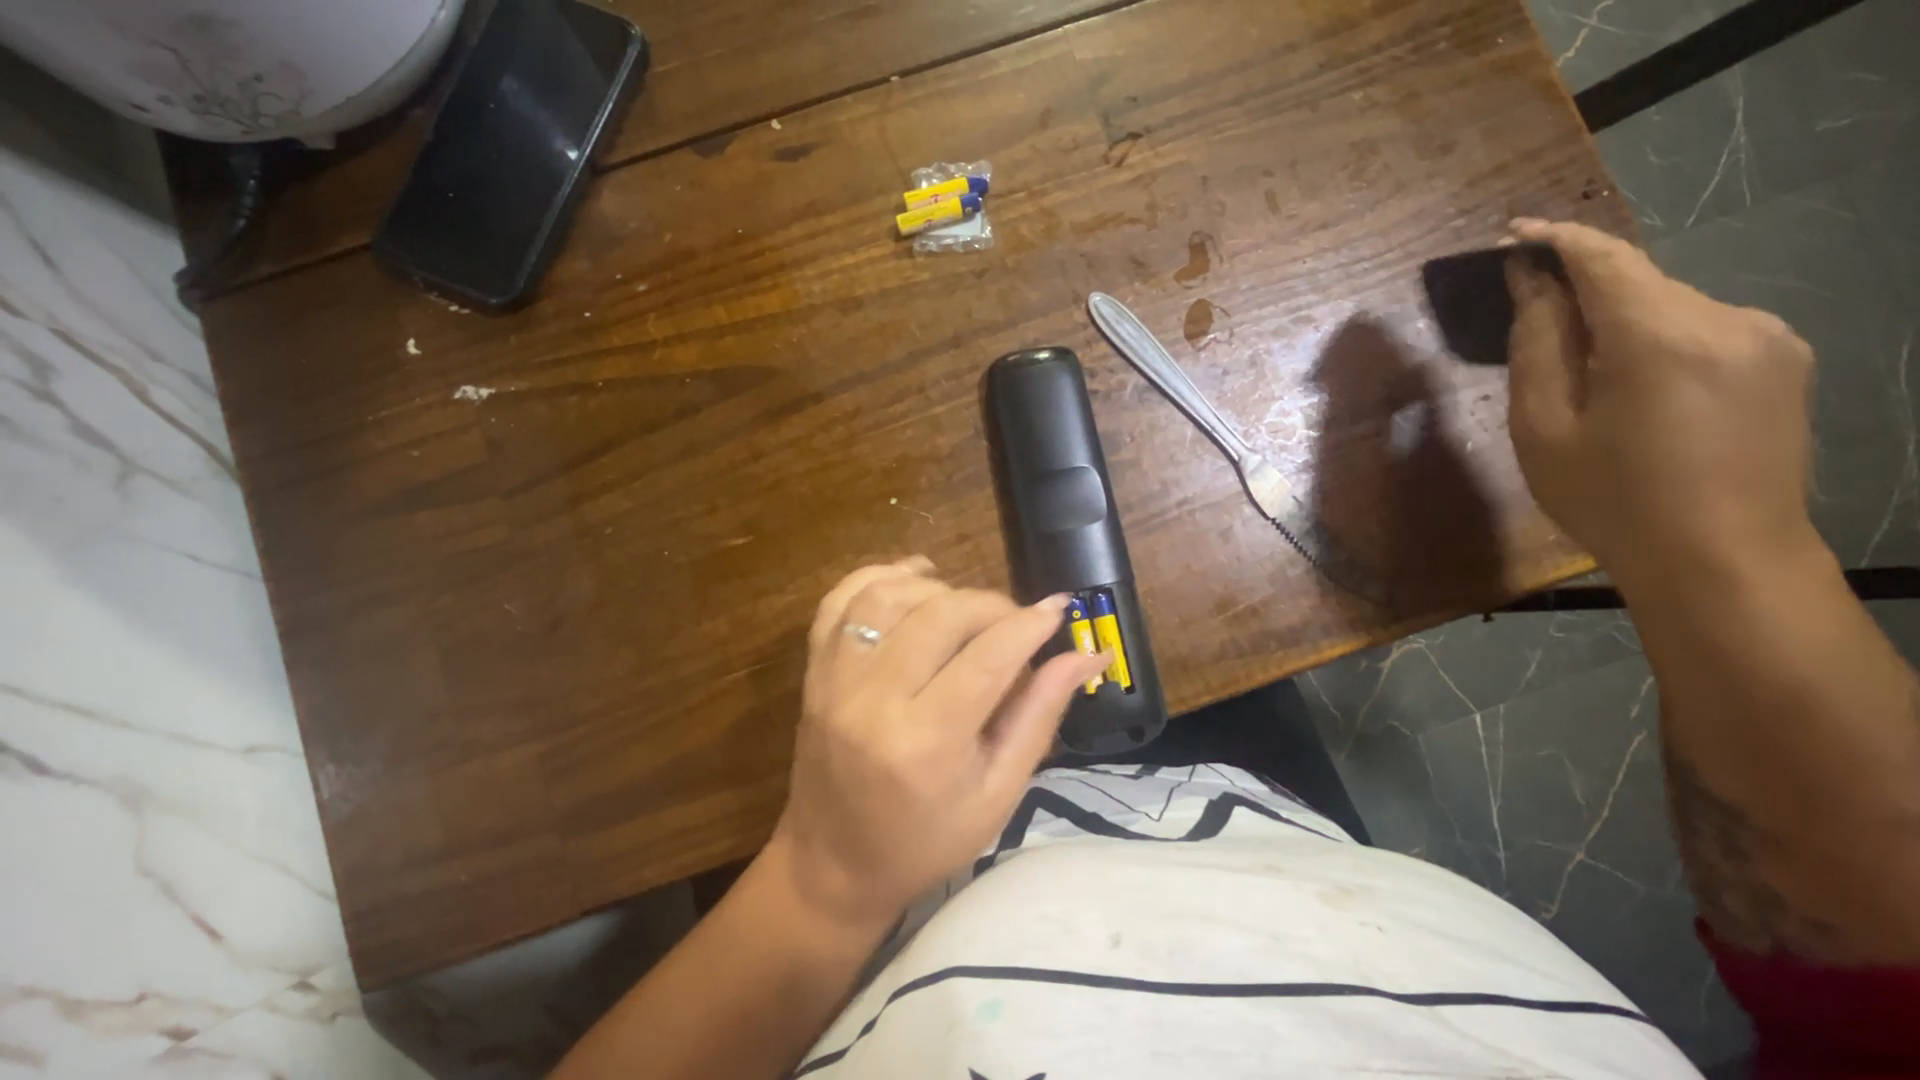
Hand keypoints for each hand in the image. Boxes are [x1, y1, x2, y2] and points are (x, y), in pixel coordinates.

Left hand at [768, 558, 1108, 931]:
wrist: (833, 864)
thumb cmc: (927, 841)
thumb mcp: (999, 793)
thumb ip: (1040, 715)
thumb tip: (1088, 654)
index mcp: (927, 742)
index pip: (988, 655)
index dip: (1031, 624)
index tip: (1060, 610)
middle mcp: (873, 701)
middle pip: (940, 614)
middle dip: (992, 605)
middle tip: (1018, 623)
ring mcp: (835, 681)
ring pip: (889, 595)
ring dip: (939, 589)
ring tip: (968, 611)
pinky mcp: (814, 672)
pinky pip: (841, 600)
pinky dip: (881, 578)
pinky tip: (916, 584)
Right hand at [1504, 218, 1820, 587]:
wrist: (1724, 560)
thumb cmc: (1613, 501)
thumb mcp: (1544, 430)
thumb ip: (1537, 345)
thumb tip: (1532, 282)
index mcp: (1658, 334)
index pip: (1602, 256)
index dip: (1553, 240)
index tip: (1511, 235)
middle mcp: (1725, 318)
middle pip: (1638, 282)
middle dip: (1585, 293)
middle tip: (1536, 327)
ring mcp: (1767, 338)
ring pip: (1672, 307)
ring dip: (1624, 323)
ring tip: (1591, 379)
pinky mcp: (1786, 362)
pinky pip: (1707, 331)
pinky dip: (1663, 342)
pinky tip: (1645, 392)